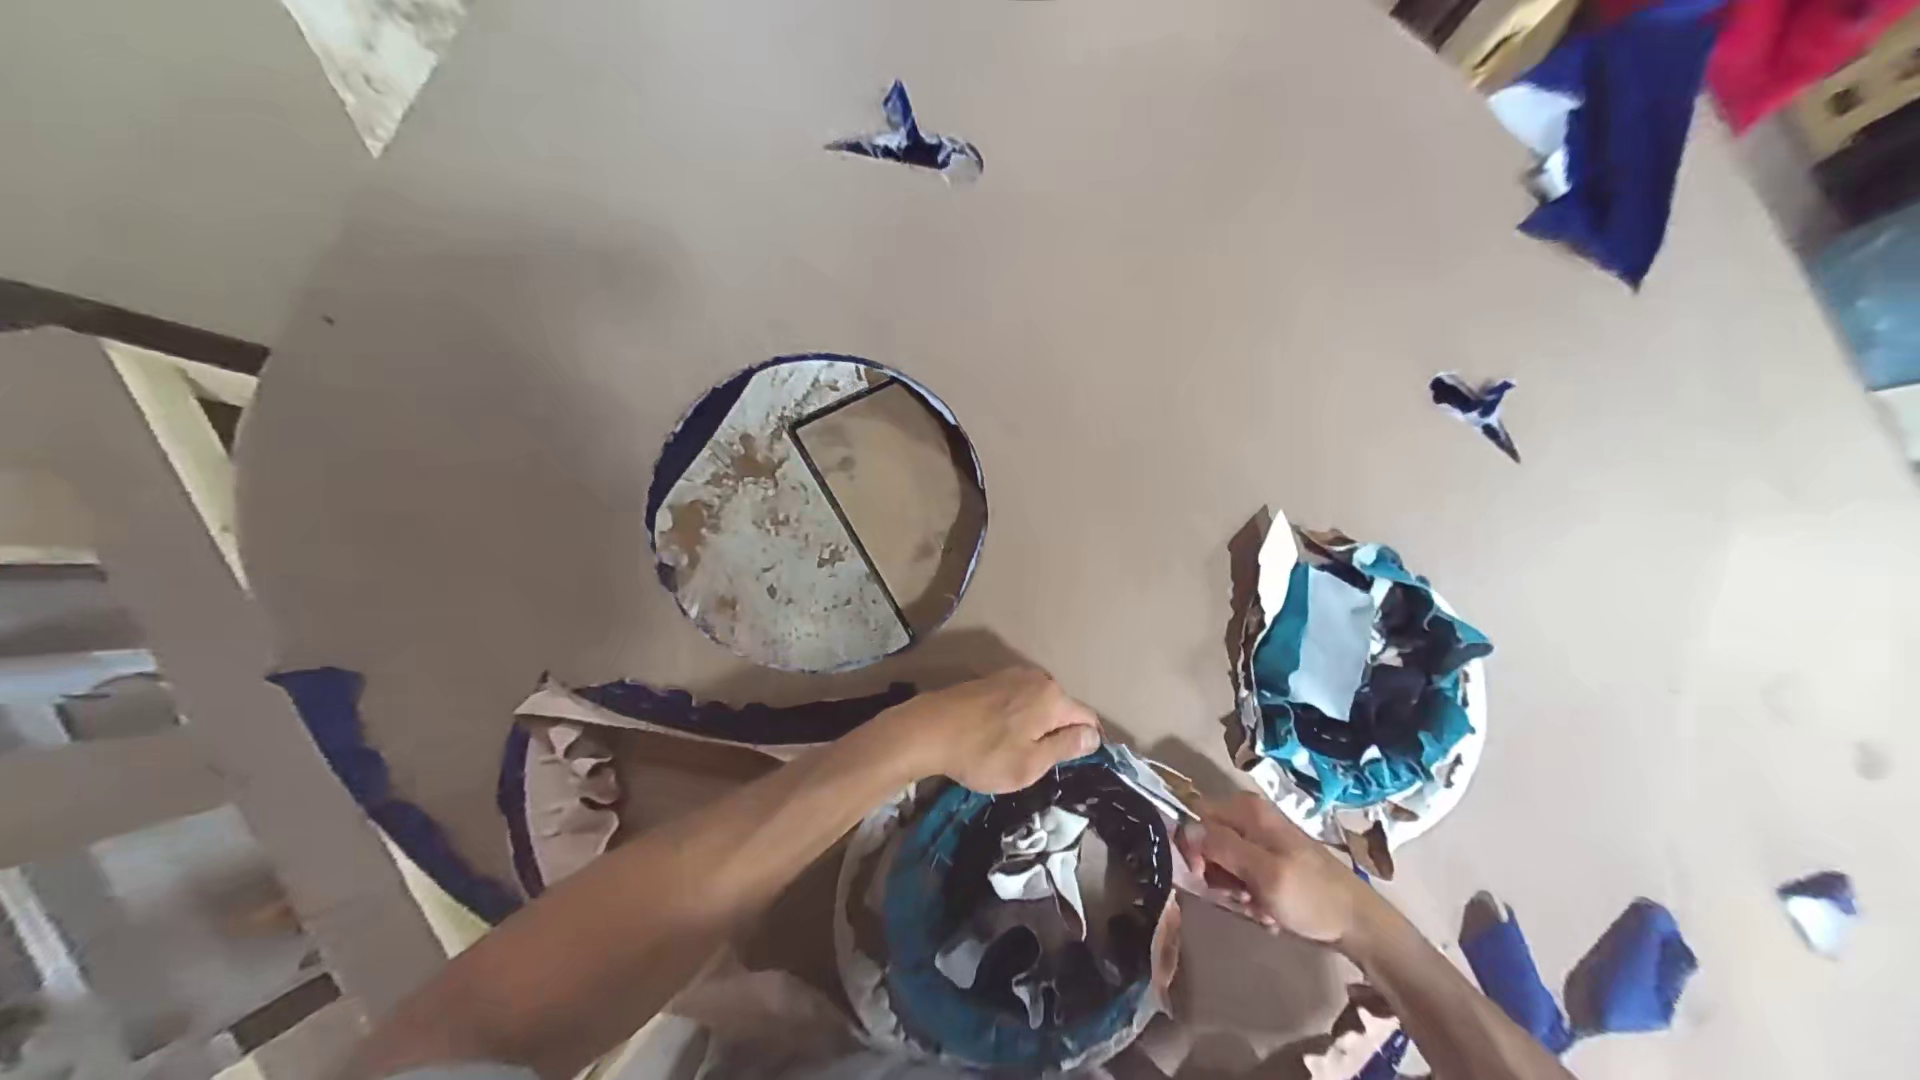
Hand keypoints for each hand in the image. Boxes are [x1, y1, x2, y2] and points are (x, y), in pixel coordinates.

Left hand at [876, 668, 1101, 792]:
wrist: (928, 730)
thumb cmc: (983, 753)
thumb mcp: (1030, 763)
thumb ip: (1065, 747)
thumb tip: (1093, 735)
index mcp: (1053, 698)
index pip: (1088, 719)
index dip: (1088, 743)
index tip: (1078, 766)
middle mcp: (1037, 679)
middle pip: (1063, 710)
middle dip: (1059, 734)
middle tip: (1041, 765)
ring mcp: (1012, 675)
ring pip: (1039, 705)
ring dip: (1036, 727)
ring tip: (1018, 752)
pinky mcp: (991, 680)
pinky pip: (1019, 700)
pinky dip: (1017, 718)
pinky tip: (999, 736)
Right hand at [1176, 792, 1379, 945]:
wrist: (1359, 925)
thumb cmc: (1312, 897)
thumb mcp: (1263, 873)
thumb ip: (1222, 847)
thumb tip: (1185, 828)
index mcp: (1247, 809)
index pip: (1196, 815)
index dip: (1193, 845)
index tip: (1204, 876)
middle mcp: (1250, 815)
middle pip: (1208, 838)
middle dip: (1217, 872)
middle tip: (1239, 895)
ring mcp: (1261, 837)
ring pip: (1223, 859)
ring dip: (1233, 887)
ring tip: (1257, 906)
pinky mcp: (1270, 858)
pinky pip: (1241, 872)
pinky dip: (1249, 893)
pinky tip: (1267, 909)